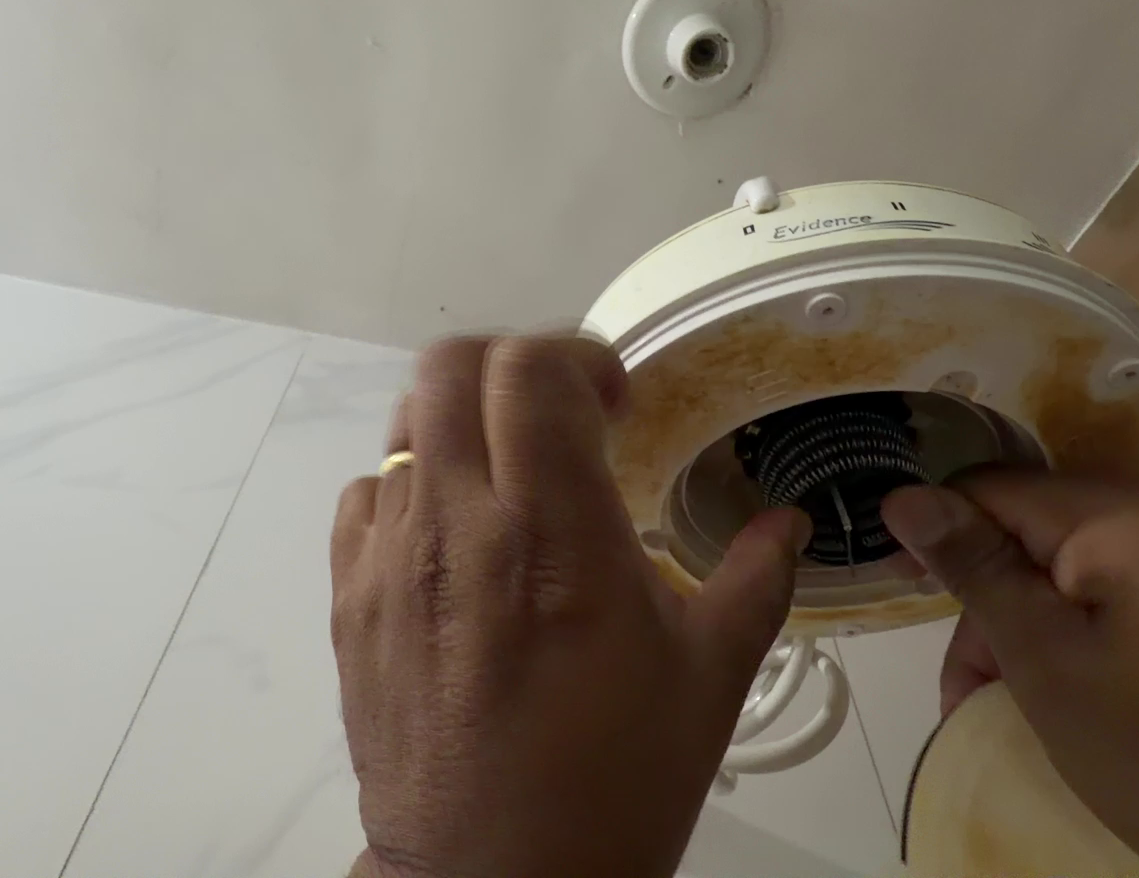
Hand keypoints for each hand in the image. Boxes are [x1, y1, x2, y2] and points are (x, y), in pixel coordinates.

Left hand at [330, 335, 811, 877]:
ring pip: (408, 423)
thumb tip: (792, 522)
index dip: (578, 358)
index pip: (533, 373)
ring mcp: (389, 559)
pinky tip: (452, 533)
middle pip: (453, 366)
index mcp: (553, 534)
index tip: (612, 402)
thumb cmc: (613, 780)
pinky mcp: (347, 597)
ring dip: (465, 421)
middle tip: (558, 411)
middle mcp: (457, 527)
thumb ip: (755, 578)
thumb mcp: (709, 676)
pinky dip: (410, 485)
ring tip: (507, 470)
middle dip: (512, 363)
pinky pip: (367, 494)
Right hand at [882, 469, 1138, 876]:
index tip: (898, 587)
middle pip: (1045, 537)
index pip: (997, 487)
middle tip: (968, 690)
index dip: (937, 529)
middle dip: (993, 604)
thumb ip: (975, 571)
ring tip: (1020, 714)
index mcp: (1138, 519)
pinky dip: (1097, 646)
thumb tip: (903, 495)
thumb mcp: (1053, 667)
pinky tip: (1090, 706)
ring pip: (1091, 577)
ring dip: (1041, 633)